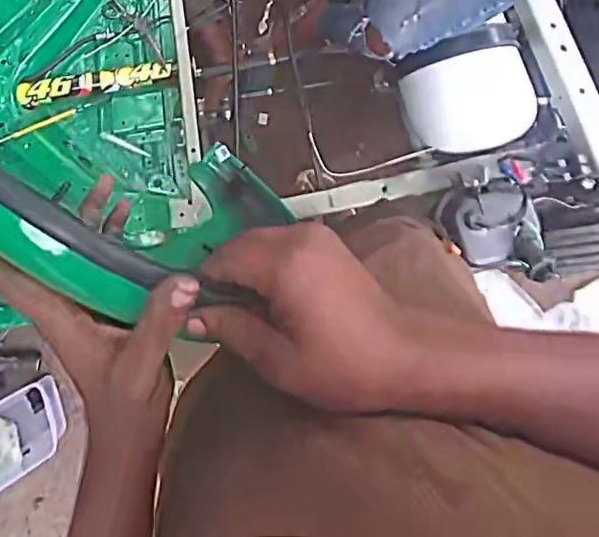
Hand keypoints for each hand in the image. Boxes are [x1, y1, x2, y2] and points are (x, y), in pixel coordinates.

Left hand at [0, 175, 195, 441]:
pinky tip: (125, 212)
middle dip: (44, 215)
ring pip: (75, 249)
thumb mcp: (140, 367)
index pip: (11, 279)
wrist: (132, 435)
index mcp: (58, 315)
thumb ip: (158, 324)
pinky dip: (110, 233)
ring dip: (86, 216)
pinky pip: (102, 258)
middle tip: (53, 179)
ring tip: (105, 182)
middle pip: (43, 252)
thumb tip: (183, 281)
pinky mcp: (107, 301)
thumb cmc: (125, 408)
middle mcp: (65, 302)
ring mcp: (85, 301)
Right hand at [188, 224, 432, 412]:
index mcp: (283, 262)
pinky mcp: (326, 239)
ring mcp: (314, 233)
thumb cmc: (344, 365)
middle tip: (216, 311)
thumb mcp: (280, 360)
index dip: (203, 282)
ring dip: (244, 264)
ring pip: (260, 239)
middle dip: (222, 271)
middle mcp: (296, 236)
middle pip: (241, 243)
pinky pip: (281, 240)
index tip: (193, 308)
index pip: (224, 258)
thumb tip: (194, 316)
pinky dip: (265, 259)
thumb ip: (233, 330)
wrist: (405, 352)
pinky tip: (269, 292)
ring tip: (243, 306)